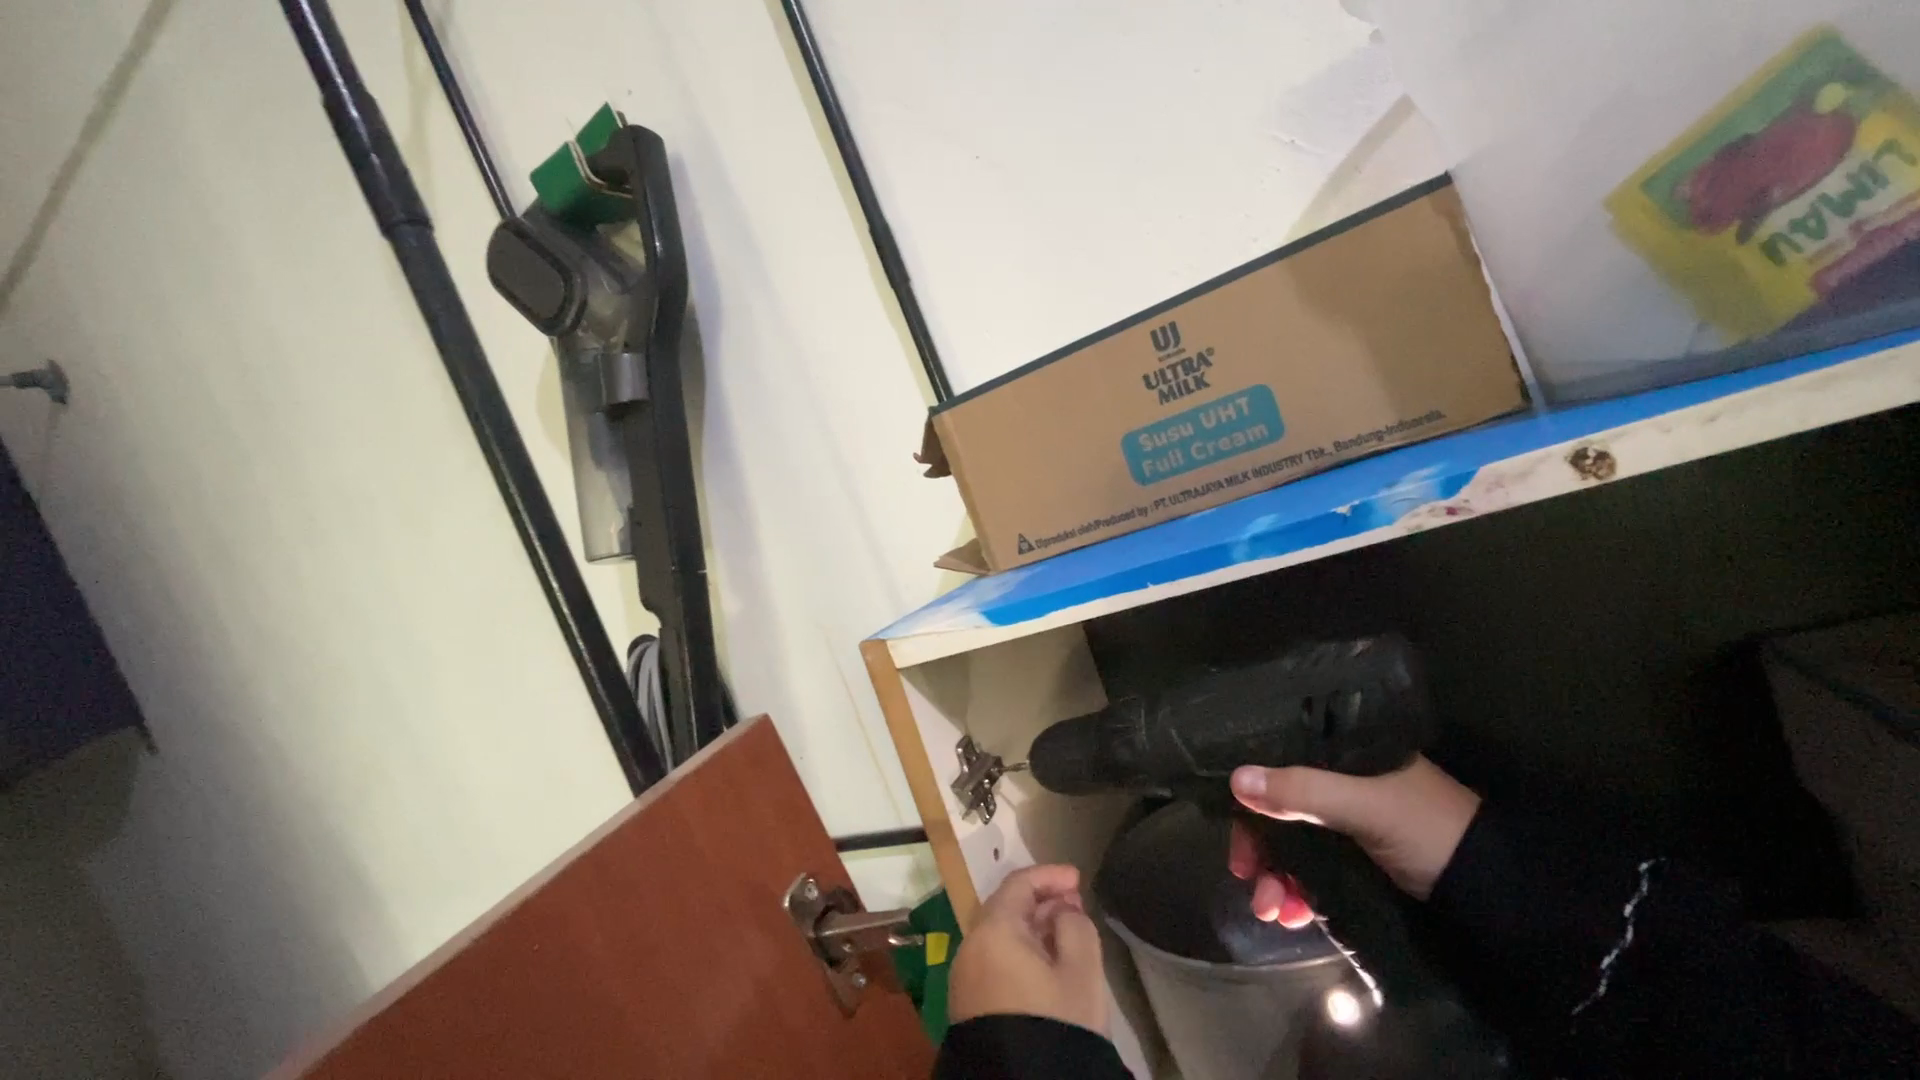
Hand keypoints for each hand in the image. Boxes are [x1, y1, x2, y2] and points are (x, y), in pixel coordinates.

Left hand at [949, 864, 1107, 1033]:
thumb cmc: (1056, 1021)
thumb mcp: (1081, 970)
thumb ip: (1076, 926)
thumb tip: (1062, 911)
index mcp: (992, 931)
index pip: (1018, 884)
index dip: (1050, 875)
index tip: (1079, 879)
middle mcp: (969, 949)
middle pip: (1005, 909)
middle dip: (1042, 902)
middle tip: (1076, 906)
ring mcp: (964, 980)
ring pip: (1000, 937)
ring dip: (1032, 929)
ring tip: (1066, 935)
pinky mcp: (968, 1007)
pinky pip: (995, 962)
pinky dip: (1020, 952)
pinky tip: (1046, 965)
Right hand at [1227, 755, 1480, 923]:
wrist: (1493, 896)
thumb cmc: (1428, 830)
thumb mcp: (1364, 806)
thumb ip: (1302, 792)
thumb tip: (1235, 780)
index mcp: (1346, 755)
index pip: (1283, 760)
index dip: (1254, 788)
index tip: (1232, 820)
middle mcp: (1343, 785)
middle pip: (1282, 807)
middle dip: (1261, 845)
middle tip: (1246, 875)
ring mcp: (1350, 827)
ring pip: (1294, 844)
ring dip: (1276, 875)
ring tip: (1271, 911)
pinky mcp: (1357, 864)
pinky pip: (1313, 872)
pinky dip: (1298, 892)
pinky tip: (1292, 915)